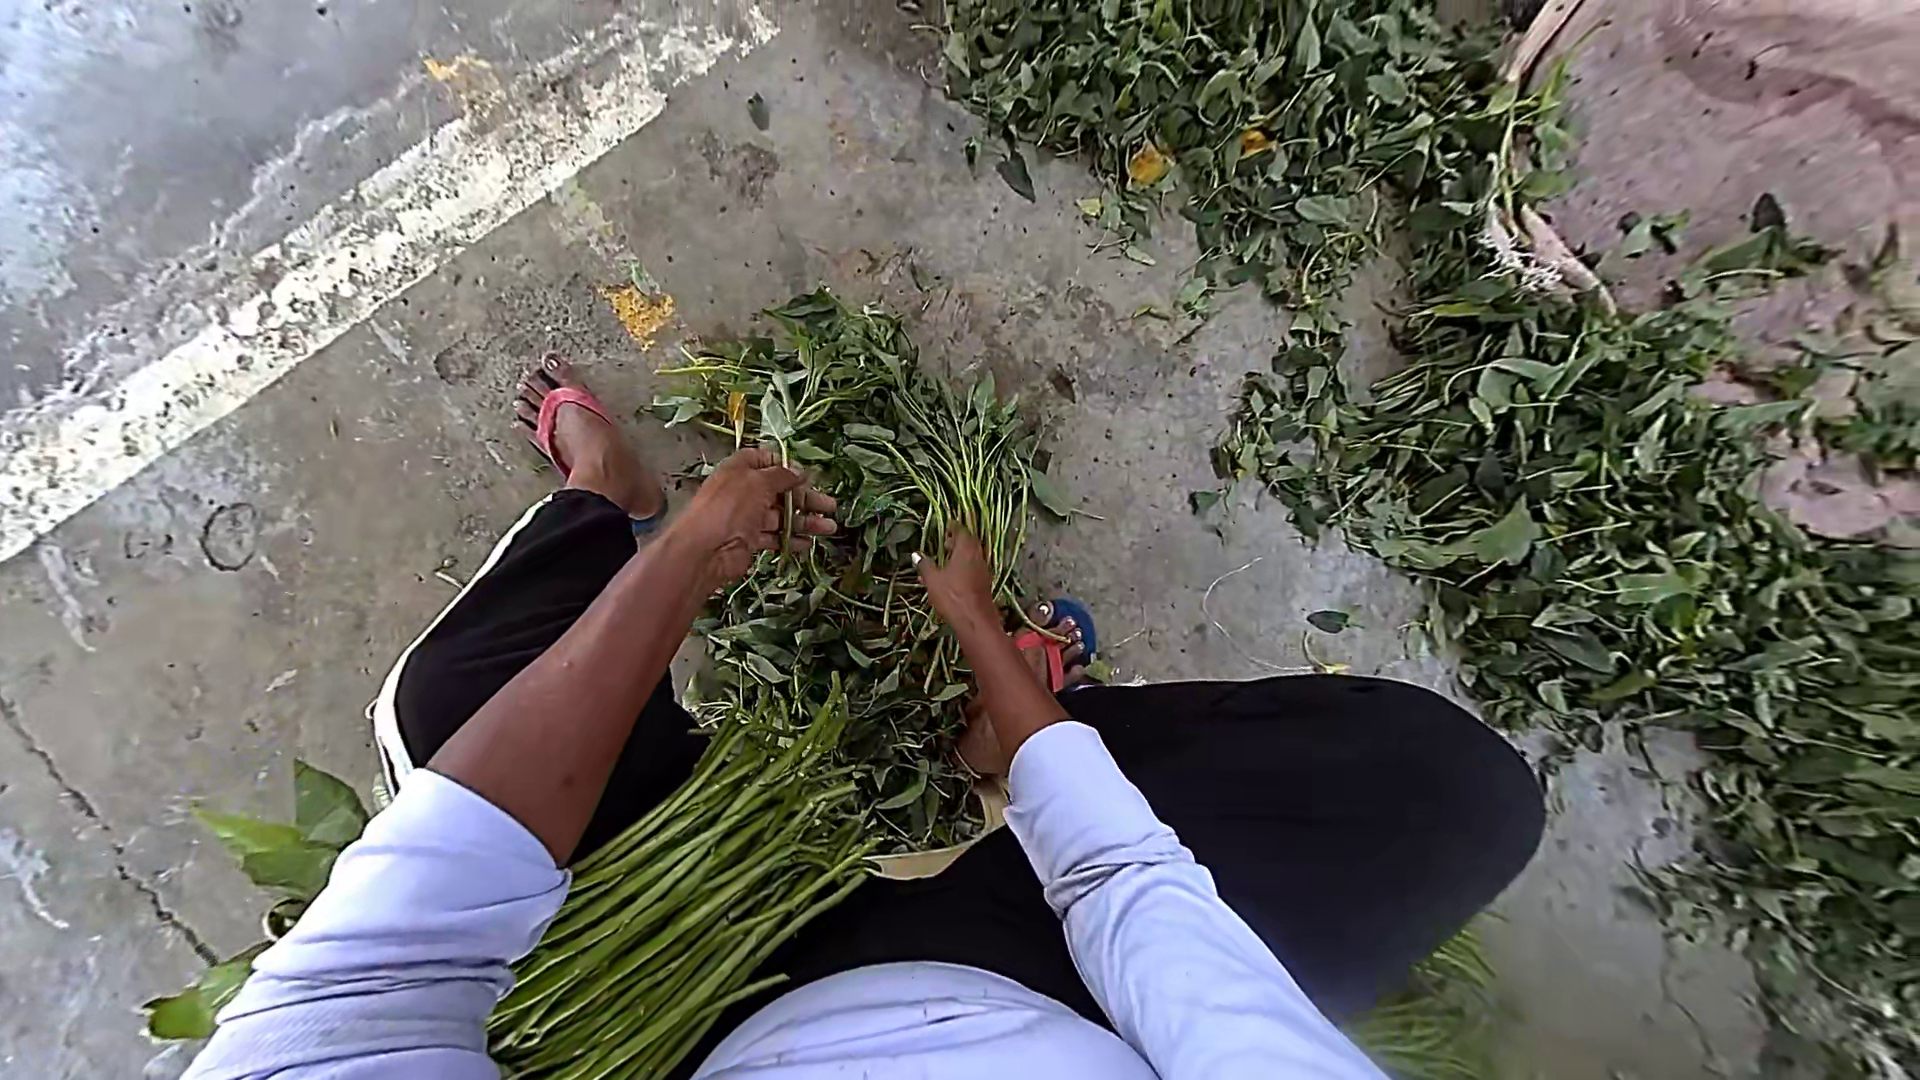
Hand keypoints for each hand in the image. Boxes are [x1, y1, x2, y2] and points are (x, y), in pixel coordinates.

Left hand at [671, 447, 835, 587]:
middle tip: (830, 506)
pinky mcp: (750, 540)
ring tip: (829, 528)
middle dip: (807, 499)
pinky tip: (808, 543)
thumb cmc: (730, 507)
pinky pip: (775, 537)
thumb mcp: (758, 482)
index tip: (810, 475)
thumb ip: (781, 475)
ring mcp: (746, 517)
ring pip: (782, 516)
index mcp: (741, 470)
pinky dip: (791, 539)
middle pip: (781, 491)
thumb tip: (800, 471)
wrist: (706, 550)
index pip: (767, 461)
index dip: (789, 467)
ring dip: (805, 521)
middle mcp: (744, 491)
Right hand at [914, 530, 998, 635]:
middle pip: (969, 543)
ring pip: (971, 557)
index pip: (962, 531)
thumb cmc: (952, 596)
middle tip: (944, 543)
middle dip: (956, 542)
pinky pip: (973, 569)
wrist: (975, 621)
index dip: (954, 527)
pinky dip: (963, 567)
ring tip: (945, 560)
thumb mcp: (933, 579)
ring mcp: (983, 571)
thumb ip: (925, 565)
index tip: (947, 526)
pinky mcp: (984, 584)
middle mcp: (978, 557)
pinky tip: (952, 577)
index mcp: (966, 550)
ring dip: (959, 556)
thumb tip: (916, 554)